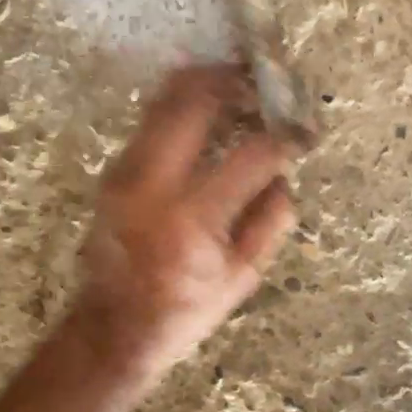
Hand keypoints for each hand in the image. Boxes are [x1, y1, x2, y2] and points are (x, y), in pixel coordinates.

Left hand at [67, 65, 298, 379]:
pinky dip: (181, 106)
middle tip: (259, 84)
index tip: (301, 134)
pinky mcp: (114, 170)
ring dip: (203, 84)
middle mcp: (154, 182)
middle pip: (194, 101)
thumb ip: (271, 220)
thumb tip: (282, 174)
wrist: (110, 329)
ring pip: (163, 99)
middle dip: (233, 82)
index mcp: (194, 217)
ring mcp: (125, 171)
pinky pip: (150, 119)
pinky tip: (205, 114)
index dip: (284, 139)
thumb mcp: (242, 277)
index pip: (252, 155)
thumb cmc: (184, 309)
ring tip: (234, 87)